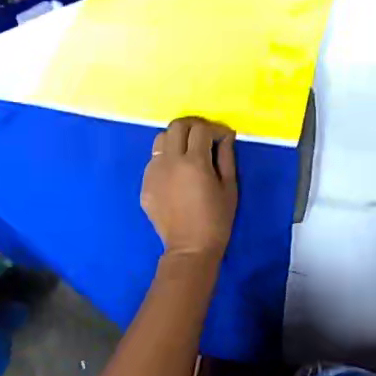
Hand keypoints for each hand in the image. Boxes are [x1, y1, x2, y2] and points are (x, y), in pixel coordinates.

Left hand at [140, 118, 237, 261]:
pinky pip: (154, 161)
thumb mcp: (229, 187)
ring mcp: (153, 172)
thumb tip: (226, 136)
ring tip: (188, 151)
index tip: (223, 136)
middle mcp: (170, 162)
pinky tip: (177, 173)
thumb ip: (226, 157)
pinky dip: (167, 158)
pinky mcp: (145, 184)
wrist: (189, 249)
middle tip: (205, 136)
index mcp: (194, 162)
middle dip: (193, 125)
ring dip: (176, 139)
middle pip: (176, 126)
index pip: (201, 129)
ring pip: (160, 140)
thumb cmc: (216, 220)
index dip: (215, 128)